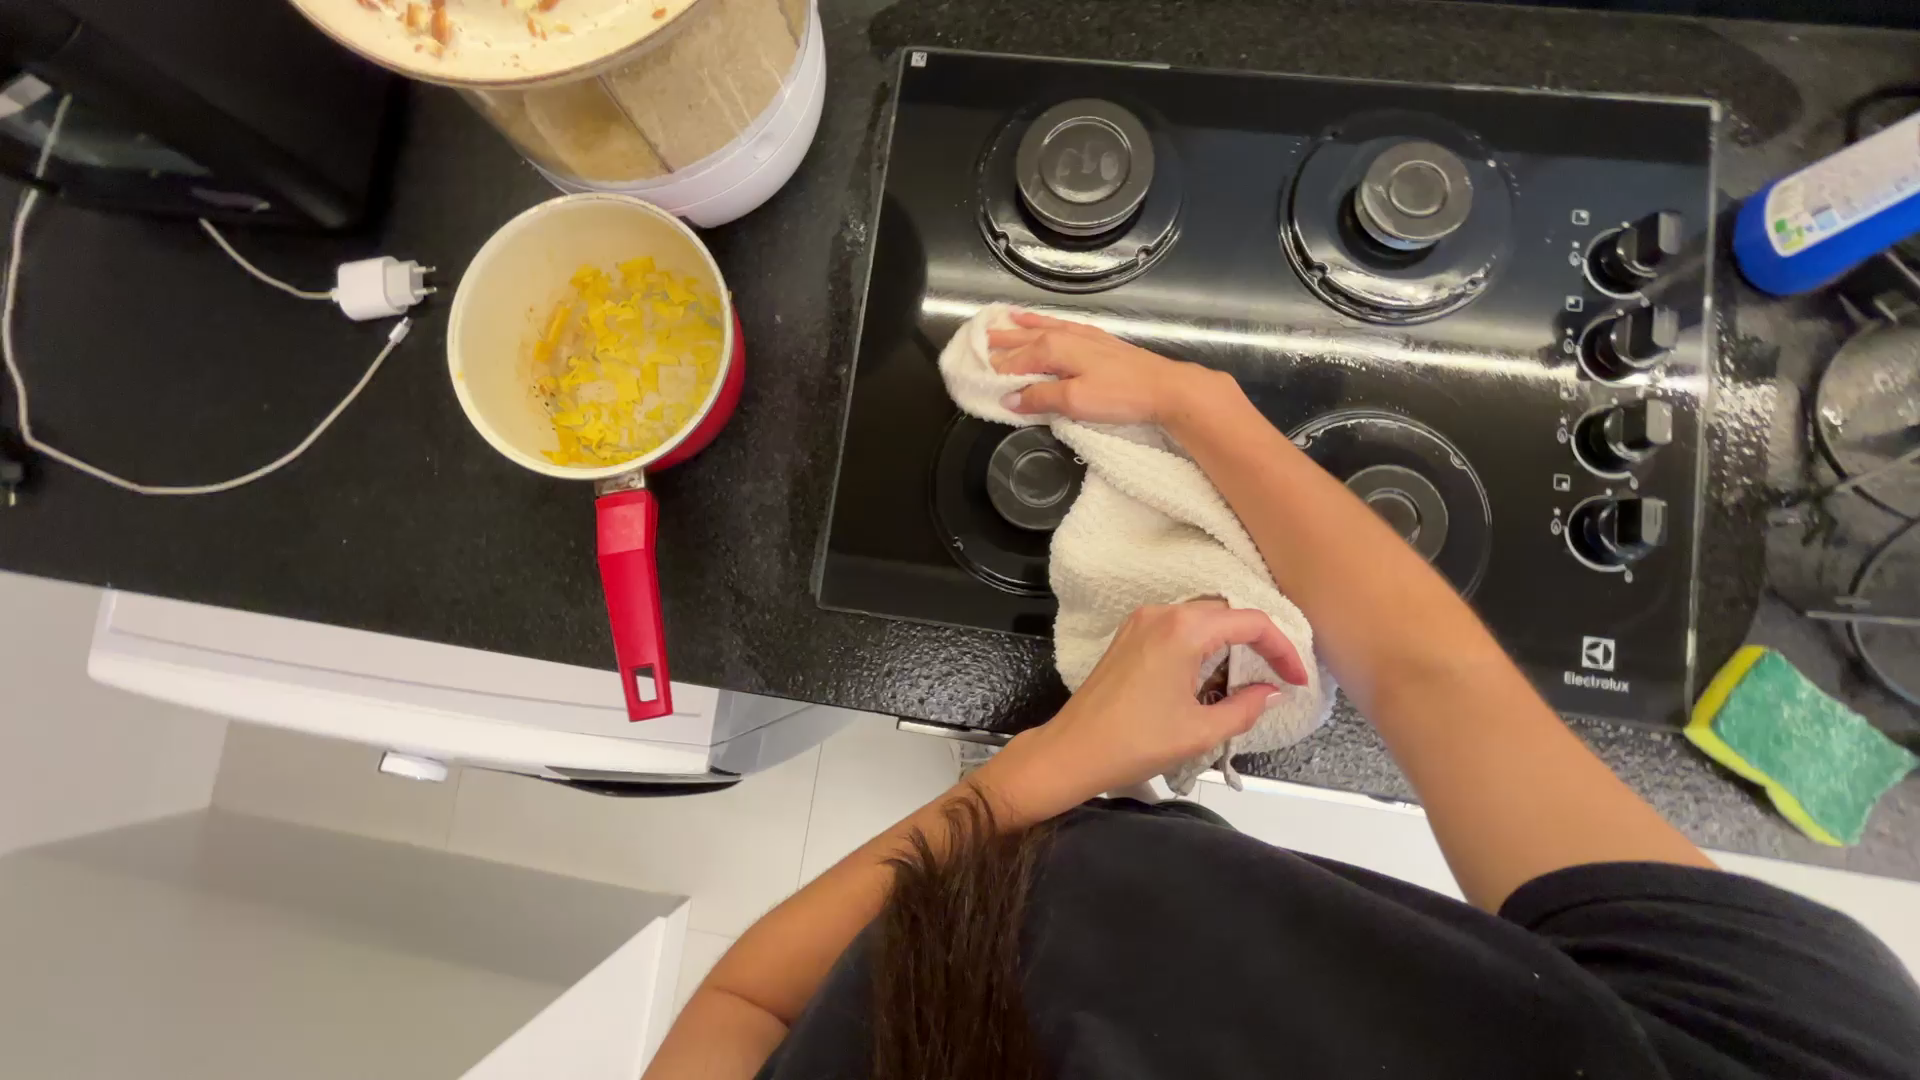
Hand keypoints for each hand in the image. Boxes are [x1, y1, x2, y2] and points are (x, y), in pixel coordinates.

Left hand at [975, 601, 1309, 817]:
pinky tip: (1209, 674)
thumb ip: (1246, 707)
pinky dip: (1201, 642)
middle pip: (1225, 612)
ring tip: (1247, 678)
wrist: (1074, 750)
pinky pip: (1176, 626)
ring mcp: (1140, 622)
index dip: (1282, 649)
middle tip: (1278, 676)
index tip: (1296, 680)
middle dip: (1257, 640)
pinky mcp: (1127, 636)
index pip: (1250, 622)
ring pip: (1200, 616)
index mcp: (1183, 629)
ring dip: (1228, 640)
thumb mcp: (1201, 730)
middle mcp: (1161, 614)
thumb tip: (1271, 693)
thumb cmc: (1136, 741)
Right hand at [987, 310, 1230, 427]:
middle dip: (1003, 340)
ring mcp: (1085, 336)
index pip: (1018, 358)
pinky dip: (1047, 323)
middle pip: (1027, 338)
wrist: (1165, 388)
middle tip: (979, 341)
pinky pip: (1063, 326)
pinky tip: (1046, 324)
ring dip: (1022, 327)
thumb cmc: (1119, 395)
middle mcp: (1067, 336)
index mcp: (1056, 348)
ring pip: (1044, 328)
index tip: (979, 375)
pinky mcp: (1100, 342)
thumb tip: (1008, 399)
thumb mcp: (1074, 401)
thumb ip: (1039, 398)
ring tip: (1004, 322)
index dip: (998, 368)